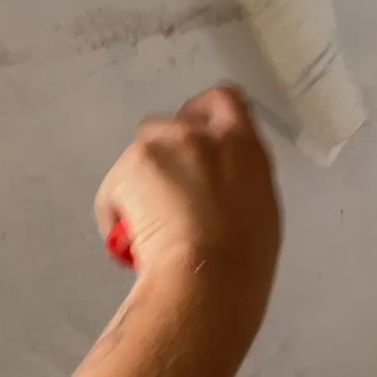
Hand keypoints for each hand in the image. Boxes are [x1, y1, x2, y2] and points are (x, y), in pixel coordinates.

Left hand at [94, 86, 281, 322]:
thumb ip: (241, 178)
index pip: (225, 101)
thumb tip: (223, 181)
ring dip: (143, 177)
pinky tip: (131, 240)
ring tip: (149, 220)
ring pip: (142, 152)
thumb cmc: (246, 257)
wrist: (208, 275)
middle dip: (169, 150)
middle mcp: (202, 135)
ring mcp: (162, 146)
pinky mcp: (128, 167)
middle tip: (171, 191)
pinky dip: (119, 209)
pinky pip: (116, 186)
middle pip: (175, 125)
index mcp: (244, 146)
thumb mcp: (260, 207)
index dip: (207, 112)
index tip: (200, 134)